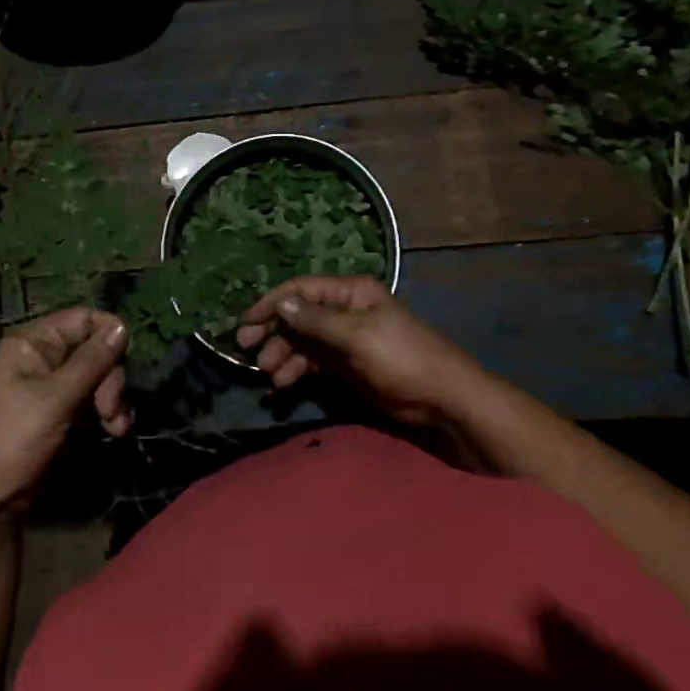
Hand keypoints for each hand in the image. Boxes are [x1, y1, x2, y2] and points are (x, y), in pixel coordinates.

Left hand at [0, 308, 126, 521]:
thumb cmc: (12, 439)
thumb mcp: (54, 398)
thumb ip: (90, 362)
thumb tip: (122, 326)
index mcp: (34, 342)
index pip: (82, 318)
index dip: (108, 333)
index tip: (126, 358)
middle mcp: (46, 358)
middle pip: (96, 348)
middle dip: (111, 377)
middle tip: (110, 409)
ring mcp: (55, 386)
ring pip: (100, 376)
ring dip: (114, 399)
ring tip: (116, 426)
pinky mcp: (64, 413)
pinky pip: (95, 400)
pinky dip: (109, 413)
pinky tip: (115, 431)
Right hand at [235, 276, 487, 425]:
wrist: (443, 400)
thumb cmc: (402, 358)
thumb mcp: (357, 335)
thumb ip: (316, 320)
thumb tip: (280, 302)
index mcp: (350, 292)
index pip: (300, 290)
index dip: (271, 304)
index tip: (246, 323)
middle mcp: (344, 310)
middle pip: (297, 316)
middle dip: (272, 332)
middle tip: (247, 350)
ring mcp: (344, 339)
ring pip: (301, 342)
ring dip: (282, 355)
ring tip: (269, 374)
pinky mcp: (346, 365)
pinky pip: (312, 362)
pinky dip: (296, 371)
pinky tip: (283, 384)